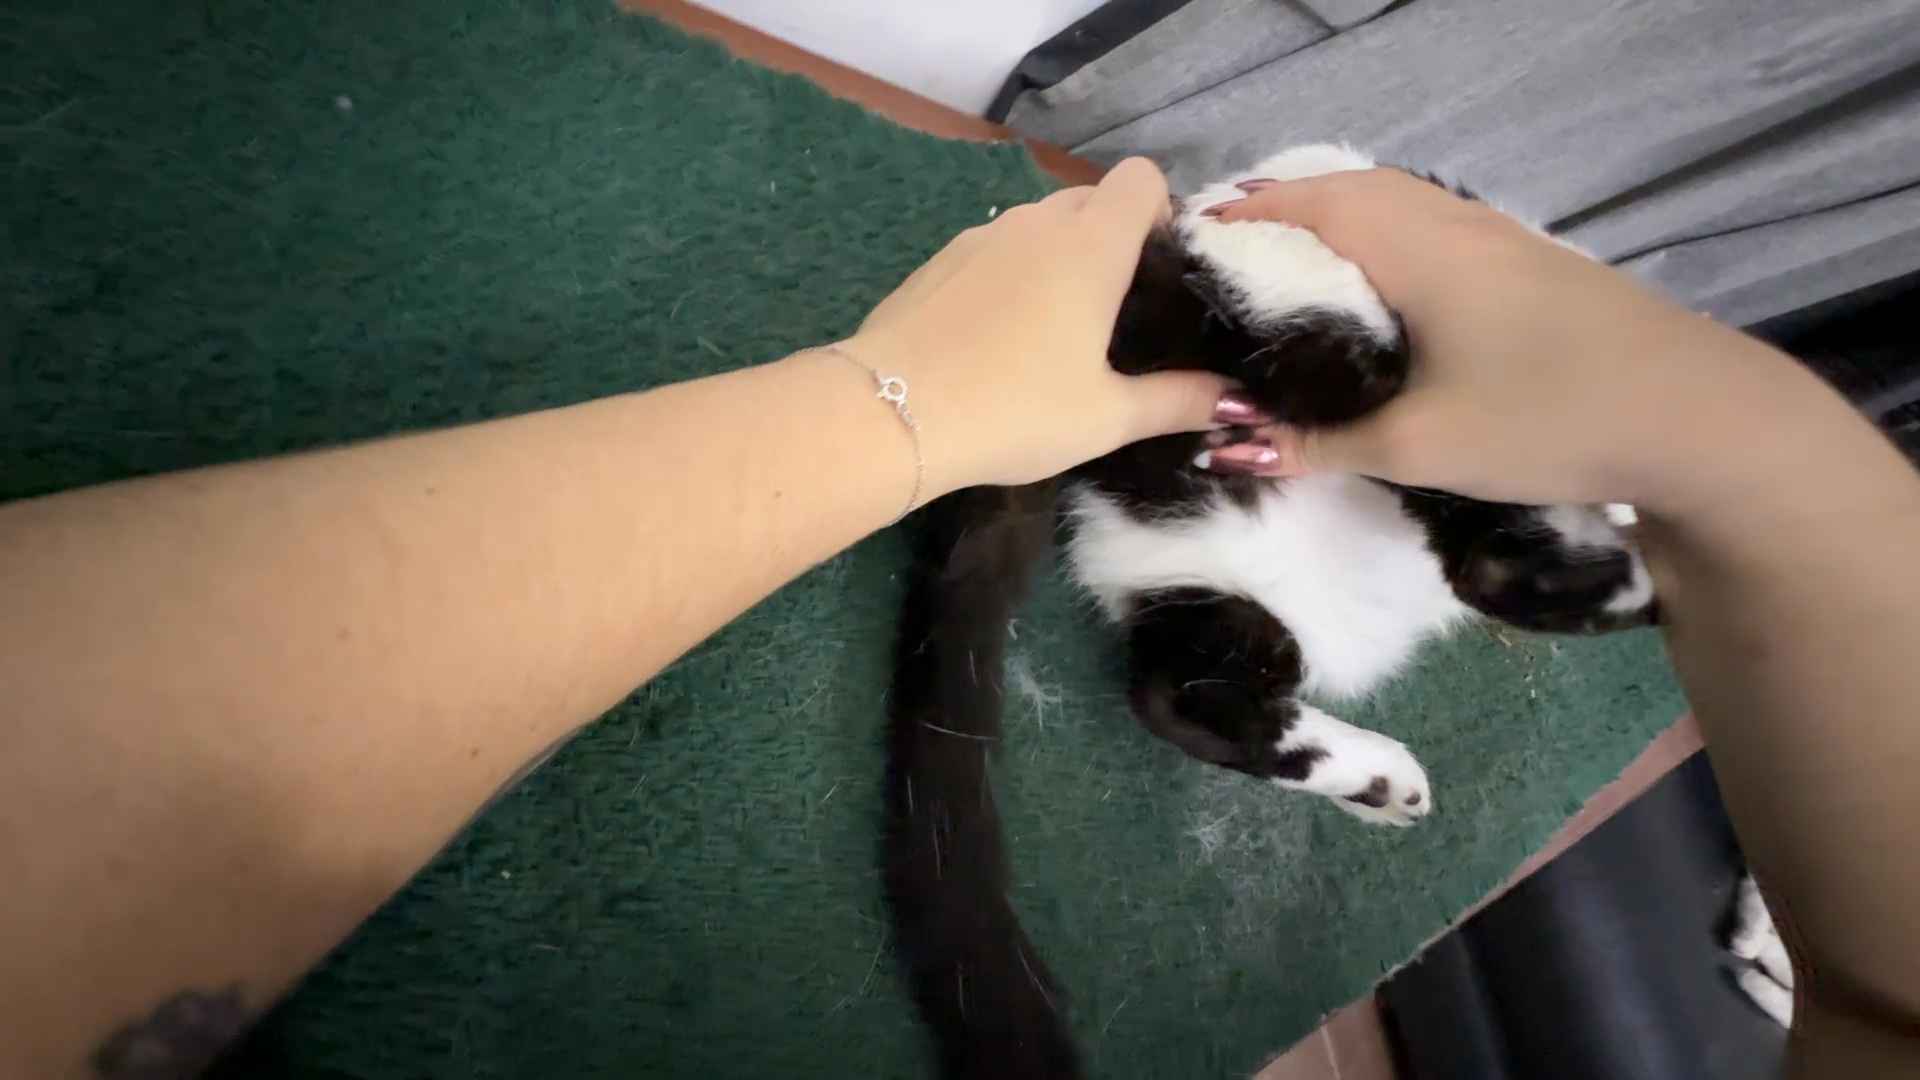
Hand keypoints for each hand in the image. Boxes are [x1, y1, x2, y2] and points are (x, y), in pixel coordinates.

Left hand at [842, 158, 1233, 494]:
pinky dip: (1005, 279)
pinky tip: (992, 339)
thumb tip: (1237, 402)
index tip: (1157, 274)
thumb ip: (1177, 403)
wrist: (891, 415)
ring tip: (1049, 333)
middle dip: (1108, 242)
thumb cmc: (1013, 411)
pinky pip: (988, 253)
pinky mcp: (934, 265)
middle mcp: (1033, 225)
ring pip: (1033, 228)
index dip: (1160, 214)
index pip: (1141, 179)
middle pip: (1087, 200)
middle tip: (1109, 317)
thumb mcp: (1105, 418)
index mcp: (1089, 246)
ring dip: (1053, 261)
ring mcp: (976, 240)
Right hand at [1203, 168, 1802, 508]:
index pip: (1320, 205)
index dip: (1254, 210)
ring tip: (1284, 257)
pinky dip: (1378, 234)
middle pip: (1357, 190)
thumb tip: (1223, 450)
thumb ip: (1311, 444)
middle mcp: (1460, 230)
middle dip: (1287, 205)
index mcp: (1425, 255)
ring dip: (1335, 215)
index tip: (1198, 234)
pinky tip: (1367, 281)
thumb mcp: (1413, 446)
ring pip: (1399, 204)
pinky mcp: (1526, 269)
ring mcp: (1502, 244)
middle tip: (1232, 246)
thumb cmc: (1546, 420)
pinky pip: (1430, 228)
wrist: (1704, 425)